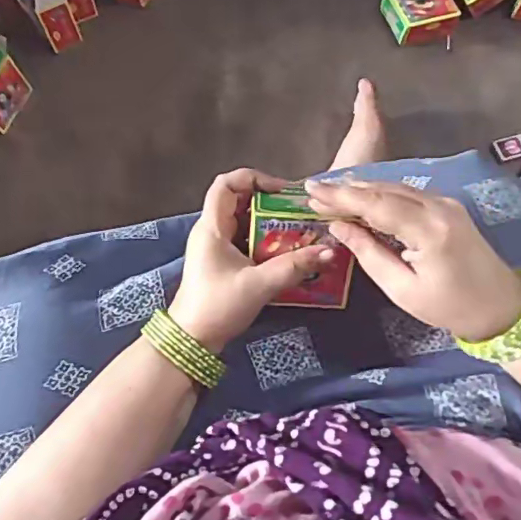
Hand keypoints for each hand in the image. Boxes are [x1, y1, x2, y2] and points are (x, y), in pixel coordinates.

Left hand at [167, 169, 334, 350]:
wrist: (192, 340)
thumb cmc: (218, 307)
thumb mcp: (259, 285)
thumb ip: (294, 266)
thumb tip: (328, 251)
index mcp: (211, 227)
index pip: (226, 184)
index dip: (254, 179)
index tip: (281, 192)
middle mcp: (210, 231)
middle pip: (238, 200)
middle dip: (269, 202)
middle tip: (297, 212)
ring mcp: (214, 247)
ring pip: (244, 221)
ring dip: (269, 224)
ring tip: (297, 231)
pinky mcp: (220, 262)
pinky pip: (244, 240)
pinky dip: (264, 241)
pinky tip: (285, 252)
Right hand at [304, 177, 520, 342]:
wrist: (502, 307)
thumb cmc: (450, 307)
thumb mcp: (402, 289)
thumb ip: (369, 254)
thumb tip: (339, 227)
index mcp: (429, 230)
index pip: (376, 204)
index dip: (341, 196)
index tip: (311, 191)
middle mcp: (439, 208)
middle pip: (384, 190)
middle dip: (347, 189)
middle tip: (313, 191)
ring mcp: (446, 204)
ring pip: (395, 188)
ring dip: (362, 189)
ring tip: (329, 192)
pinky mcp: (447, 207)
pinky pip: (407, 194)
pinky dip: (380, 194)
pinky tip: (361, 197)